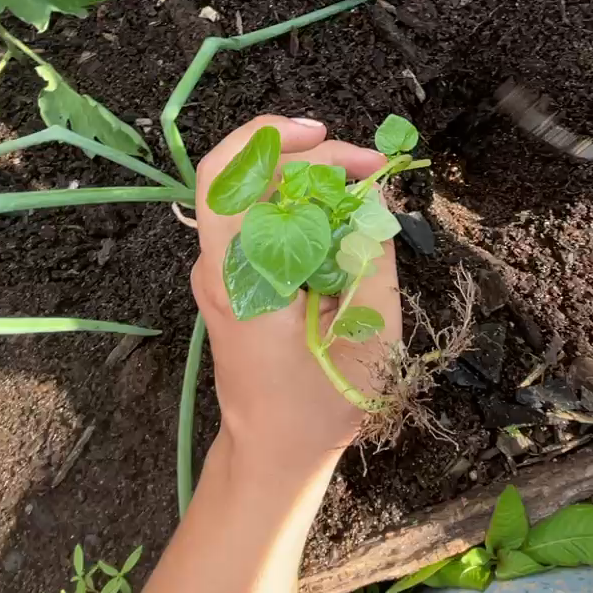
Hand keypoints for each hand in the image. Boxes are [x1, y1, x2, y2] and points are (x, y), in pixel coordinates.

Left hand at [192, 115, 402, 477]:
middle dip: (308, 154)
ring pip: (254, 193)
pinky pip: (262, 220)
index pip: (225, 181)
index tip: (331, 138)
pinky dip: (303, 203)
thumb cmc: (321, 408)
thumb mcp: (369, 338)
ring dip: (308, 176)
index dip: (271, 140)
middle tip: (369, 166)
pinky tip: (340, 214)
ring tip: (362, 185)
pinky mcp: (233, 277)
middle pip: (243, 174)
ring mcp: (219, 271)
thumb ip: (373, 261)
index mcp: (241, 280)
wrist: (273, 453)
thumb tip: (374, 200)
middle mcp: (217, 267)